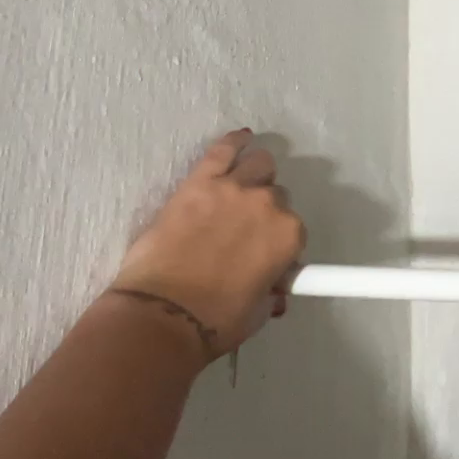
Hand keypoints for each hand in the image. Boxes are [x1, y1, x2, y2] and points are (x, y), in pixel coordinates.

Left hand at [110, 129, 304, 361]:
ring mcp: (233, 188)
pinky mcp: (199, 182)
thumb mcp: (259, 310)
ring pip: (258, 164)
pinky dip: (235, 141)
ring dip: (255, 174)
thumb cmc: (216, 320)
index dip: (279, 241)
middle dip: (264, 210)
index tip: (265, 254)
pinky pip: (223, 149)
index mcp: (289, 235)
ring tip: (244, 185)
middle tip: (244, 229)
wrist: (163, 314)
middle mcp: (268, 204)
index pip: (295, 227)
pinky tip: (242, 138)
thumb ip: (271, 288)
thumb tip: (270, 286)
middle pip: (276, 195)